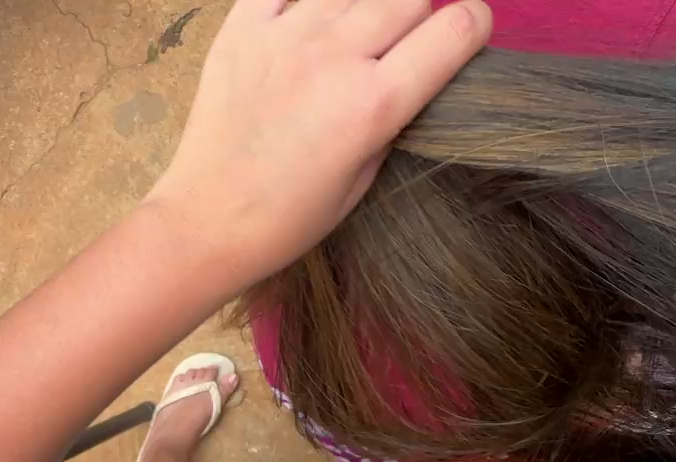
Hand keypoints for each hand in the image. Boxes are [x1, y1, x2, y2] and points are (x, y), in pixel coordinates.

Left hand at [142, 0, 491, 290]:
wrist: (204, 224)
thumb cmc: (281, 223)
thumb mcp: (356, 188)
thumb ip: (389, 123)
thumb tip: (408, 79)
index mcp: (371, 107)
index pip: (456, 29)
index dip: (470, 30)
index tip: (460, 41)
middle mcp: (334, 58)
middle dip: (416, 20)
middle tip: (391, 57)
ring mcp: (285, 36)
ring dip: (364, 10)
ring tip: (343, 50)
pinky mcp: (242, 28)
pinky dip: (307, 2)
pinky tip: (304, 31)